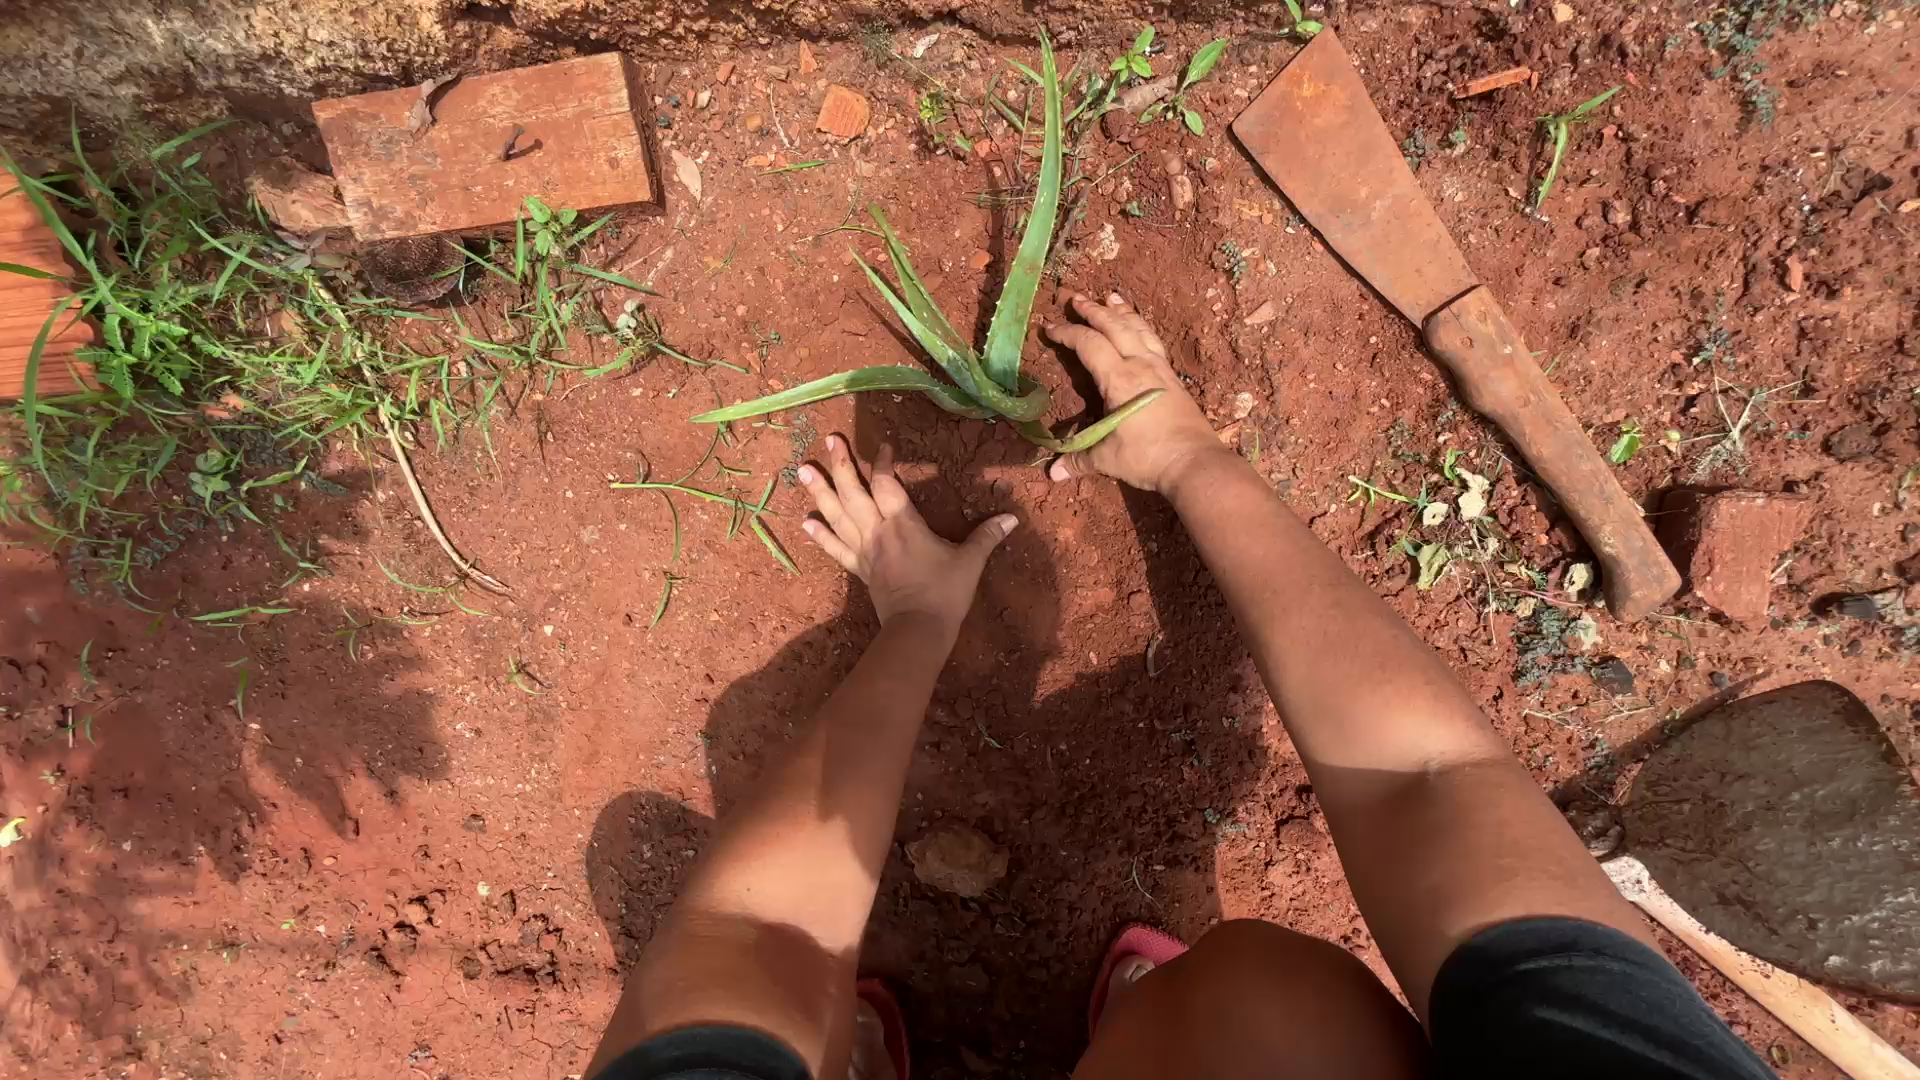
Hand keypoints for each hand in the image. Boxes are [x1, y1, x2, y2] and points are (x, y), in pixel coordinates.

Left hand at [796, 435, 1017, 633]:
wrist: (918, 630)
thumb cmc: (945, 593)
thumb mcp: (970, 562)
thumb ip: (987, 536)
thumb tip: (1012, 518)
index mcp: (903, 524)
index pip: (886, 484)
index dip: (882, 462)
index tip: (882, 446)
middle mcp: (878, 532)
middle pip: (854, 492)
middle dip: (841, 465)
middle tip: (829, 439)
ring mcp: (864, 551)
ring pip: (838, 515)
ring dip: (820, 491)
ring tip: (803, 469)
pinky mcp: (859, 570)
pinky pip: (835, 548)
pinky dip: (820, 534)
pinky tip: (806, 520)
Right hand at [1043, 292, 1229, 495]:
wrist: (1195, 462)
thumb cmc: (1147, 457)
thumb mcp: (1106, 459)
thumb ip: (1078, 460)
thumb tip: (1052, 474)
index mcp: (1119, 379)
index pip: (1089, 344)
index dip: (1067, 333)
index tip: (1049, 327)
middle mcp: (1140, 366)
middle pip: (1115, 326)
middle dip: (1093, 311)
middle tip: (1076, 298)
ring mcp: (1160, 369)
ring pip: (1138, 329)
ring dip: (1121, 312)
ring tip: (1110, 297)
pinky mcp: (1173, 378)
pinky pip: (1153, 341)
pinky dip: (1141, 327)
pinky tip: (1139, 328)